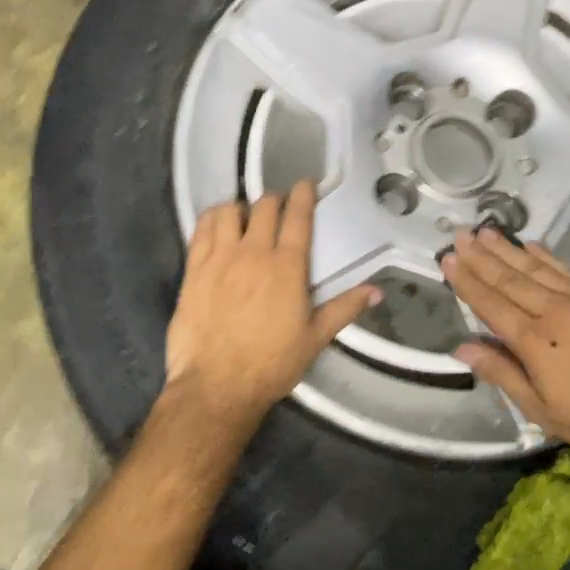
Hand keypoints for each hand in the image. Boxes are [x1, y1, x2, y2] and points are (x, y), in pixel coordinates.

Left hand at [164, 180, 380, 430]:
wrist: (216, 385)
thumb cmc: (271, 364)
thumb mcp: (315, 338)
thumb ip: (344, 308)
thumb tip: (376, 291)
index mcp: (287, 266)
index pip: (298, 217)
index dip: (303, 195)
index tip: (305, 184)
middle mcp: (253, 252)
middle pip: (263, 207)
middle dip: (273, 200)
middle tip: (278, 206)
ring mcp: (220, 258)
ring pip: (228, 212)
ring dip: (240, 208)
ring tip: (244, 216)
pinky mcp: (193, 269)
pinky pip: (201, 229)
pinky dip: (212, 220)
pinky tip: (217, 226)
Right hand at [442, 229, 569, 477]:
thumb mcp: (542, 411)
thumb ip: (502, 374)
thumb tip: (461, 348)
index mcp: (537, 343)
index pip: (492, 305)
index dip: (467, 282)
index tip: (448, 260)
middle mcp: (556, 313)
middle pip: (511, 279)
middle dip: (482, 257)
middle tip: (459, 235)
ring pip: (537, 269)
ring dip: (508, 249)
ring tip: (485, 231)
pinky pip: (567, 271)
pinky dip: (546, 256)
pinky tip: (531, 245)